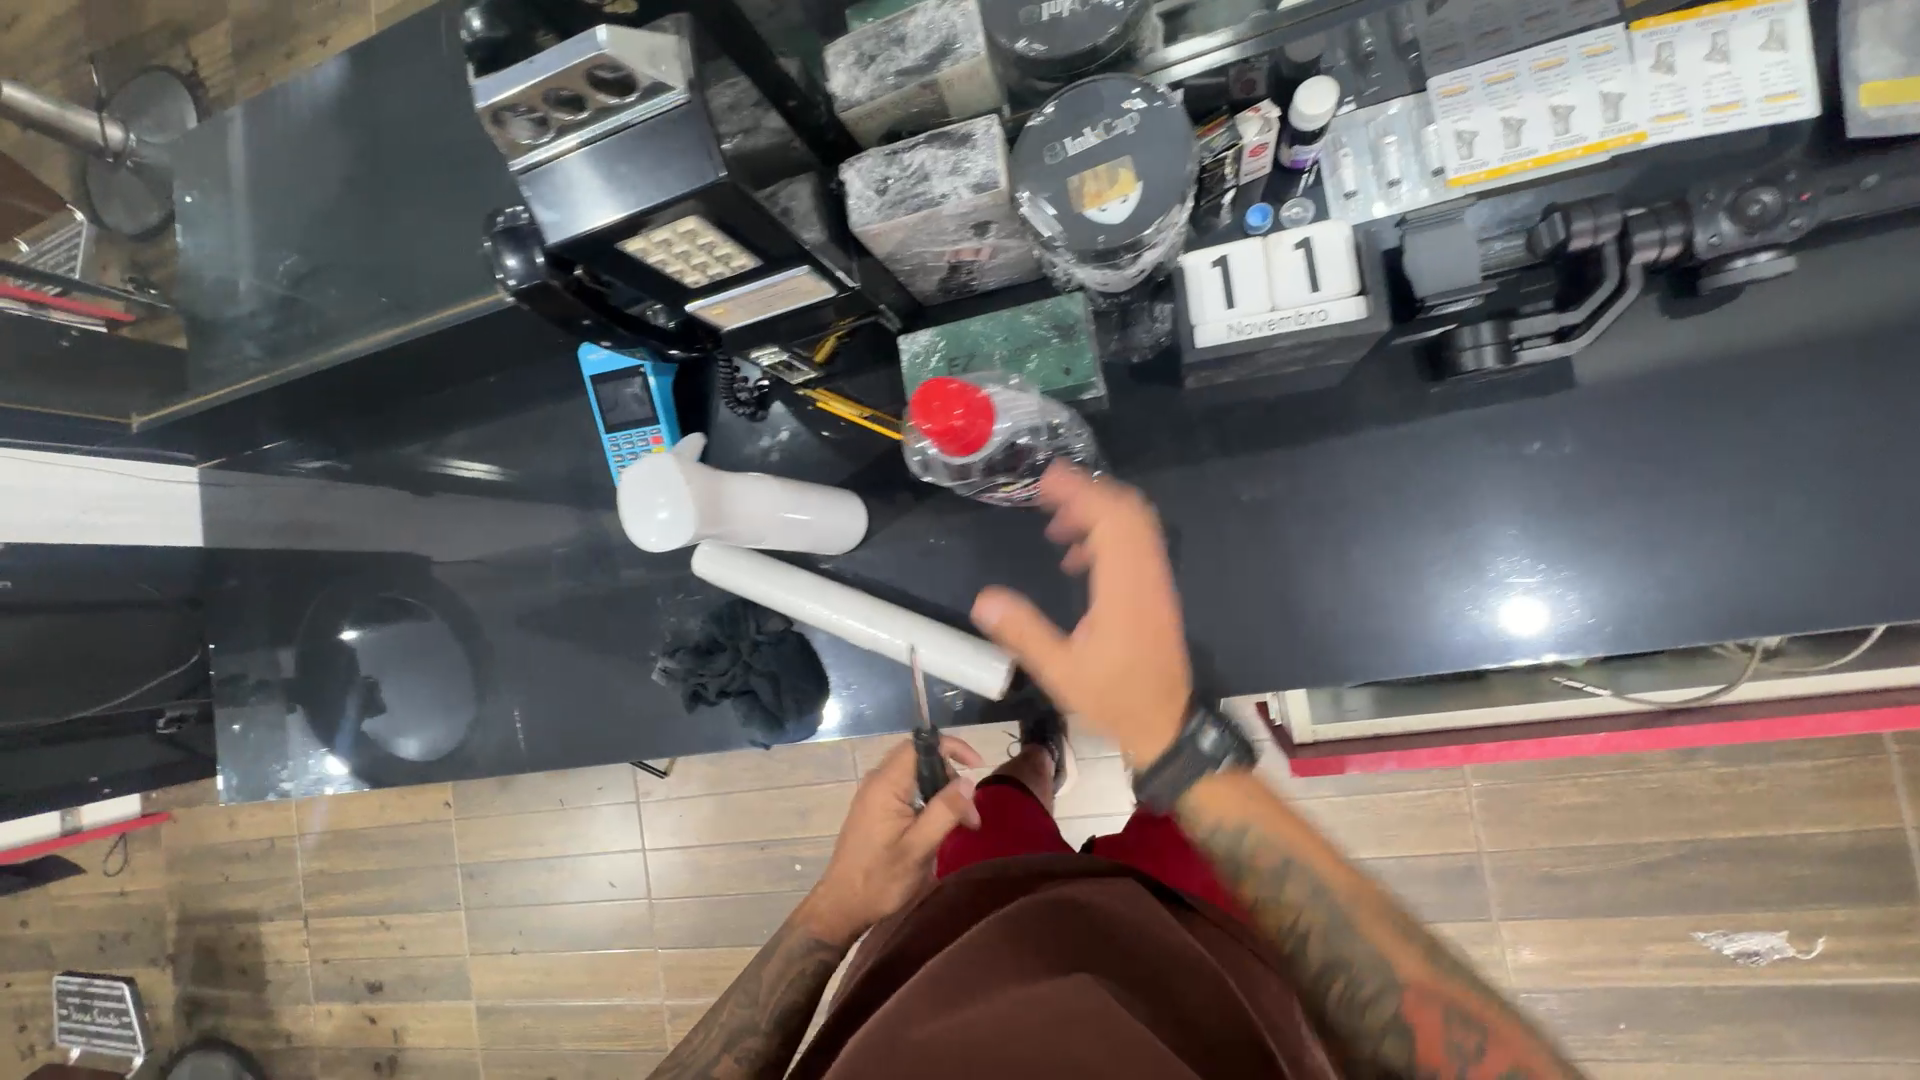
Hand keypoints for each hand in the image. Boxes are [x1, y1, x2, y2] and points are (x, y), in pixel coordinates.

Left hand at [801, 735, 982, 944]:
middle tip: (970, 813)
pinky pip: (906, 791)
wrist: (842, 906)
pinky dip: (927, 801)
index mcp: (886, 785)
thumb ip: (944, 811)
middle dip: (951, 776)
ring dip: (941, 792)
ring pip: (915, 776)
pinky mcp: (875, 809)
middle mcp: (878, 782)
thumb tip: (968, 782)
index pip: (920, 745)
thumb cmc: (880, 879)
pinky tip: (939, 826)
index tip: (977, 766)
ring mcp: (874, 795)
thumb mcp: (919, 848)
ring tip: (961, 824)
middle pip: (920, 759)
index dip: (951, 747)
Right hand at [970, 463, 1190, 767]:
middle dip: (1086, 492)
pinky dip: (1107, 534)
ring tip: (1056, 526)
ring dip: (1097, 513)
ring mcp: (1156, 582)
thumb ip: (1023, 633)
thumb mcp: (1060, 672)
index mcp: (1124, 587)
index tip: (1044, 480)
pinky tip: (1076, 559)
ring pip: (1135, 524)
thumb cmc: (1114, 698)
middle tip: (1045, 493)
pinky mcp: (1157, 592)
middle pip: (1126, 510)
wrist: (1166, 723)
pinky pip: (1137, 544)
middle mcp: (1146, 575)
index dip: (1079, 491)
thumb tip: (983, 599)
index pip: (1110, 518)